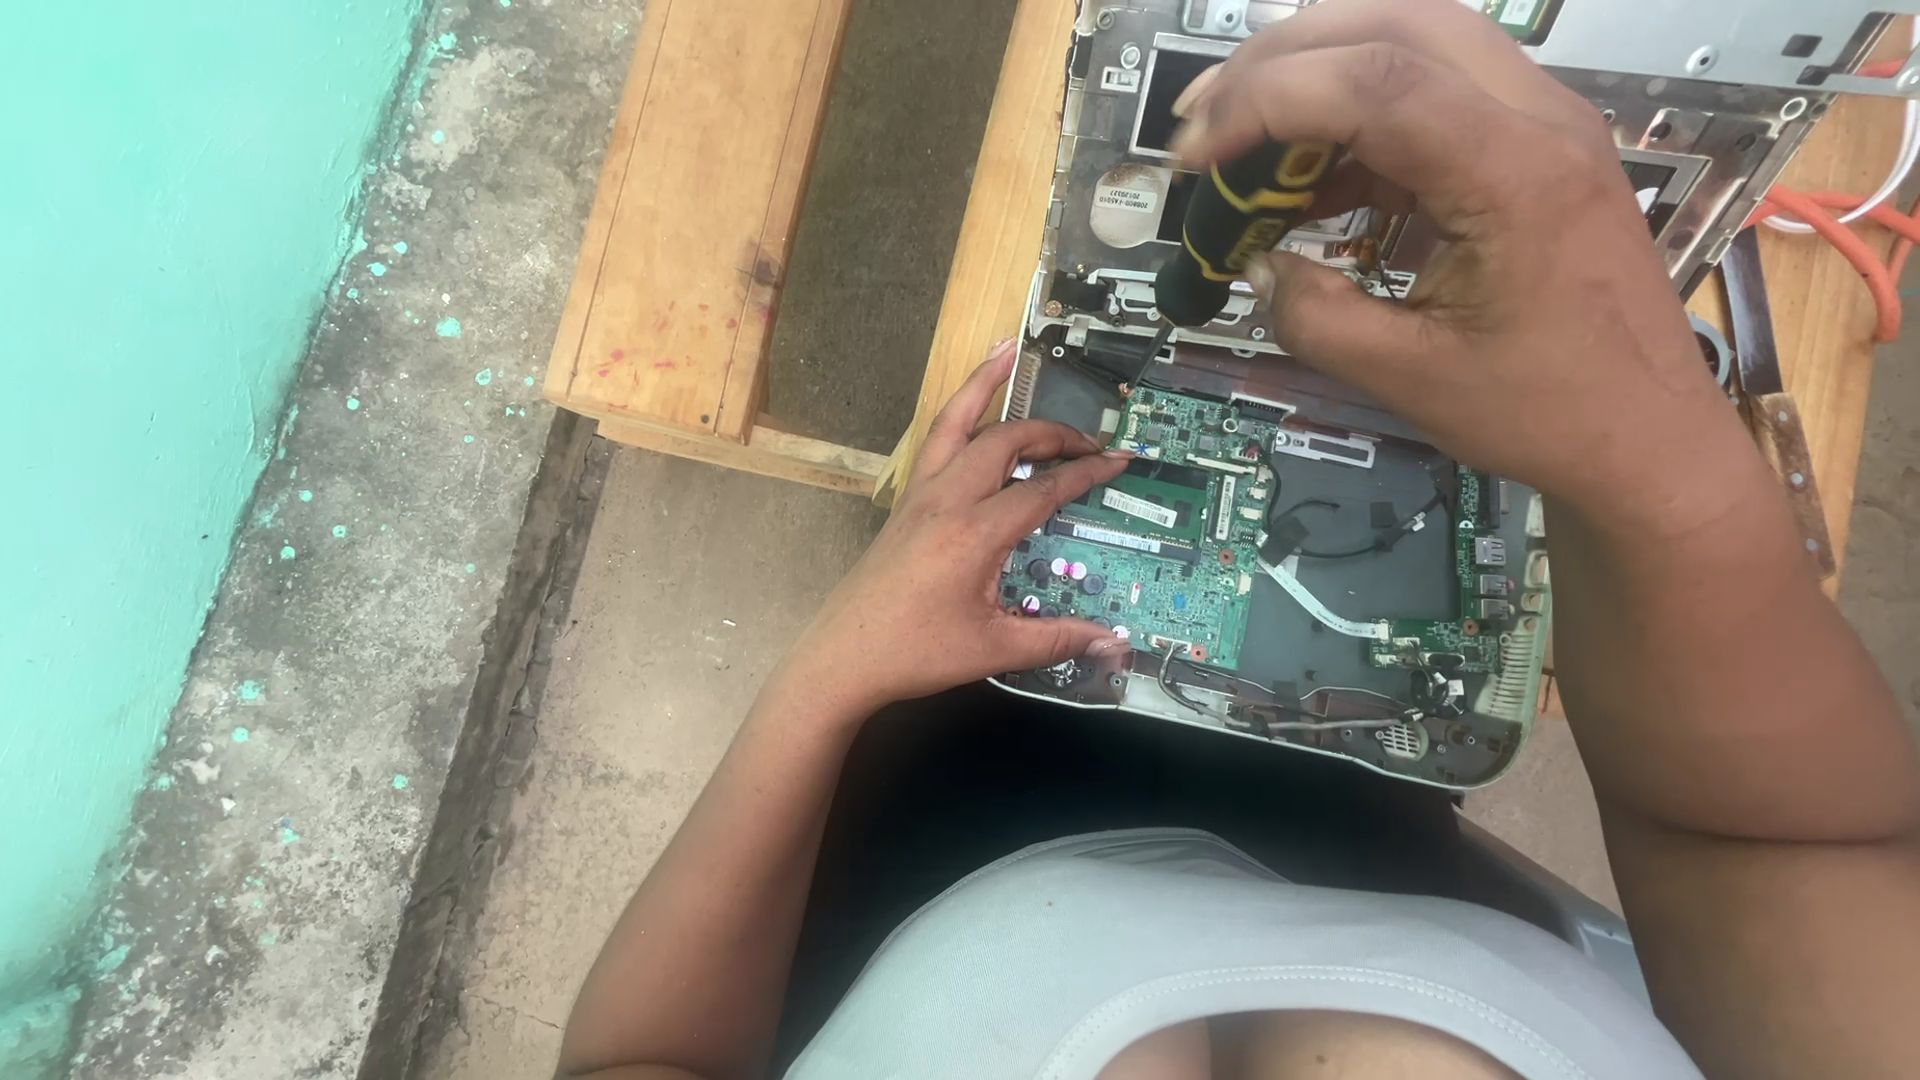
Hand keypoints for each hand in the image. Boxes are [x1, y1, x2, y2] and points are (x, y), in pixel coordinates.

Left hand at [774, 340, 1132, 718]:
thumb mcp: (993, 649)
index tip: (1116, 460)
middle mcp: (946, 501)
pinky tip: (967, 408)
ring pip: (957, 422)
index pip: (1044, 489)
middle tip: (1086, 441)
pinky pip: (934, 442)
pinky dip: (956, 413)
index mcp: (974, 534)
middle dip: (1052, 434)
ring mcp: (920, 495)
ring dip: (985, 386)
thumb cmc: (914, 653)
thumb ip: (1057, 639)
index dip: (1086, 472)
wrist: (843, 657)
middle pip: (1006, 442)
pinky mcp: (904, 502)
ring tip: (1008, 352)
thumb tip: (1112, 643)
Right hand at [1172, 0, 1750, 523]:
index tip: (1192, 156)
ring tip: (1236, 129)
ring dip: (1315, 70)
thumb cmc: (1537, 409)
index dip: (1266, 103)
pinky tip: (1301, 180)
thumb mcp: (1404, 377)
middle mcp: (1536, 119)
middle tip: (1202, 112)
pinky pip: (1426, 99)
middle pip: (1397, 22)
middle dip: (1281, 55)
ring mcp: (1536, 125)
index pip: (1376, 85)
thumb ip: (1314, 317)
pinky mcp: (1522, 150)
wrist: (1640, 431)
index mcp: (1513, 175)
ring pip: (1415, 40)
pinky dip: (1347, 123)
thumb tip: (1258, 269)